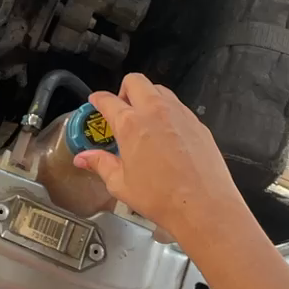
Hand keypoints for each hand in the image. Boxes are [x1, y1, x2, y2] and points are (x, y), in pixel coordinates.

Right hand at [72, 73, 250, 244]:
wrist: (204, 207)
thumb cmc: (161, 198)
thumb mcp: (120, 184)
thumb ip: (100, 164)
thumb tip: (84, 158)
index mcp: (130, 124)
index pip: (107, 100)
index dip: (98, 99)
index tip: (96, 102)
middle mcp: (155, 111)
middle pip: (135, 81)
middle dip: (123, 90)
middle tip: (121, 109)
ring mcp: (179, 114)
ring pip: (159, 89)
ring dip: (147, 97)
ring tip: (143, 119)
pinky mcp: (197, 123)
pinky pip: (178, 106)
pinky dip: (167, 111)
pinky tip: (165, 134)